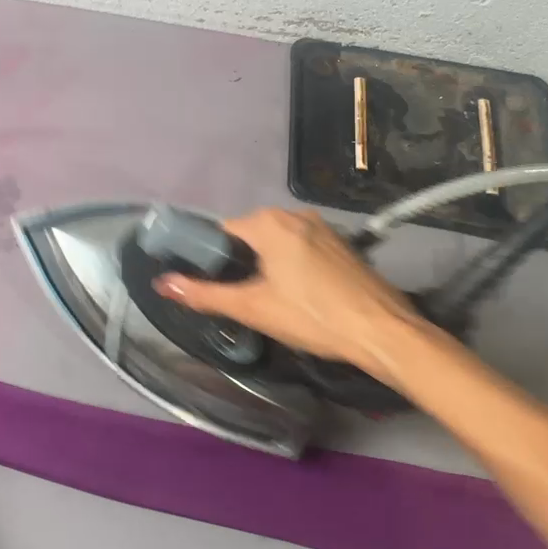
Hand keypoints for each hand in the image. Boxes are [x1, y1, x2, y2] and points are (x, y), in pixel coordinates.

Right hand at [155, 208, 427, 381]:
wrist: (386, 334)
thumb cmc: (312, 317)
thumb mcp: (252, 308)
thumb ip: (203, 294)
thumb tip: (161, 283)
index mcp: (267, 222)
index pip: (221, 231)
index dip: (211, 258)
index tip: (215, 286)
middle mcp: (293, 215)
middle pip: (249, 235)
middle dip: (240, 262)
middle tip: (242, 298)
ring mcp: (323, 228)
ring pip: (276, 242)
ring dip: (267, 264)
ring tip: (269, 299)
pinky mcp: (343, 244)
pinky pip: (301, 248)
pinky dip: (291, 265)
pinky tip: (299, 294)